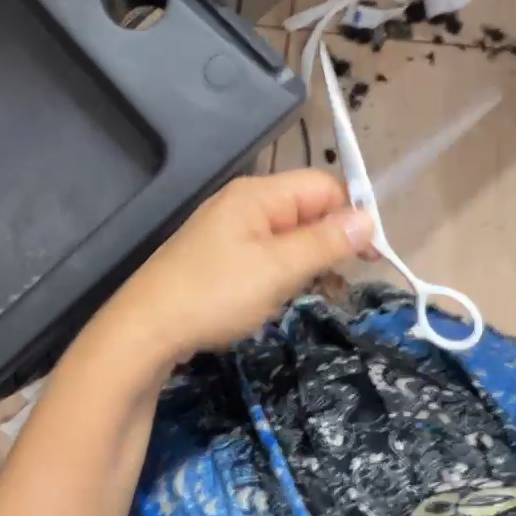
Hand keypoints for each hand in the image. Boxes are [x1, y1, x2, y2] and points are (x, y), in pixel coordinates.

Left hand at [90, 170, 372, 362]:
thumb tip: (368, 218)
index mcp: (257, 195)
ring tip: (303, 296)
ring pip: (287, 238)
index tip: (370, 258)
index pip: (322, 187)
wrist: (145, 329)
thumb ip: (324, 242)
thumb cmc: (214, 295)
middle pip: (305, 211)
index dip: (351, 216)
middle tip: (337, 284)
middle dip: (328, 244)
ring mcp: (227, 232)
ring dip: (305, 266)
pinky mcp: (217, 259)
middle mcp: (242, 204)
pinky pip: (264, 258)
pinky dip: (279, 277)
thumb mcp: (278, 269)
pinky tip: (275, 302)